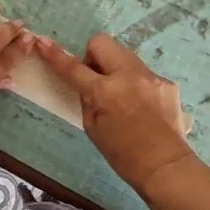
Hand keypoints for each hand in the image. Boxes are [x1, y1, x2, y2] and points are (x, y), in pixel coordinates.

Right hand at [34, 33, 193, 194]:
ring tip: (121, 94)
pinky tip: (141, 105)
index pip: (74, 67)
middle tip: (95, 77)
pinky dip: (135, 82)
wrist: (166, 167)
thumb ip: (87, 99)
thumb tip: (87, 82)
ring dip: (115, 67)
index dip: (56, 54)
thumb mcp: (93, 128)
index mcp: (105, 92)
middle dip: (93, 55)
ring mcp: (150, 76)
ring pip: (124, 54)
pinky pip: (142, 72)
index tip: (42, 42)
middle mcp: (128, 76)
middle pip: (101, 42)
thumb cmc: (124, 155)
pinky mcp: (165, 82)